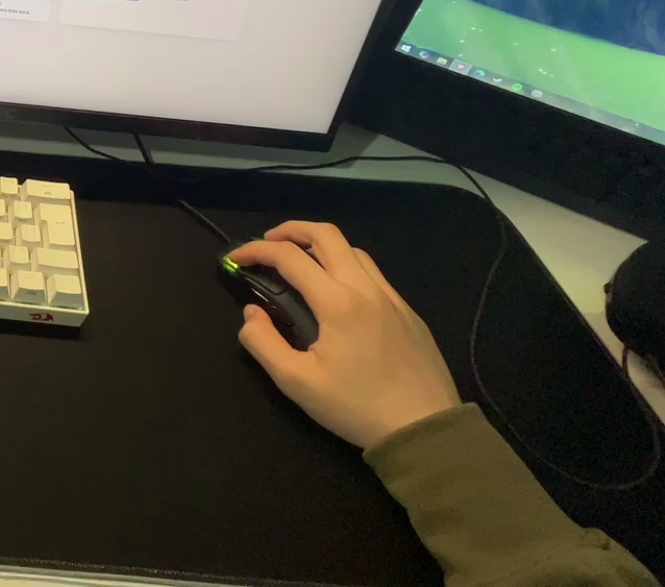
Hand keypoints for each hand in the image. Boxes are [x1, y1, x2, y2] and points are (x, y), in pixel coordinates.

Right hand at [231, 221, 459, 449]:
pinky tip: (336, 290)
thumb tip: (251, 313)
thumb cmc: (357, 407)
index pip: (288, 256)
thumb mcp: (296, 382)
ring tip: (300, 262)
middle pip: (326, 234)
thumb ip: (262, 342)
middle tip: (268, 242)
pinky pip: (372, 273)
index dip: (255, 250)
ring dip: (320, 245)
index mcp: (338, 303)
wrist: (428, 434)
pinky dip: (344, 265)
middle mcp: (366, 289)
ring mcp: (392, 298)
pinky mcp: (408, 313)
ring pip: (352, 250)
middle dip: (290, 230)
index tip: (235, 259)